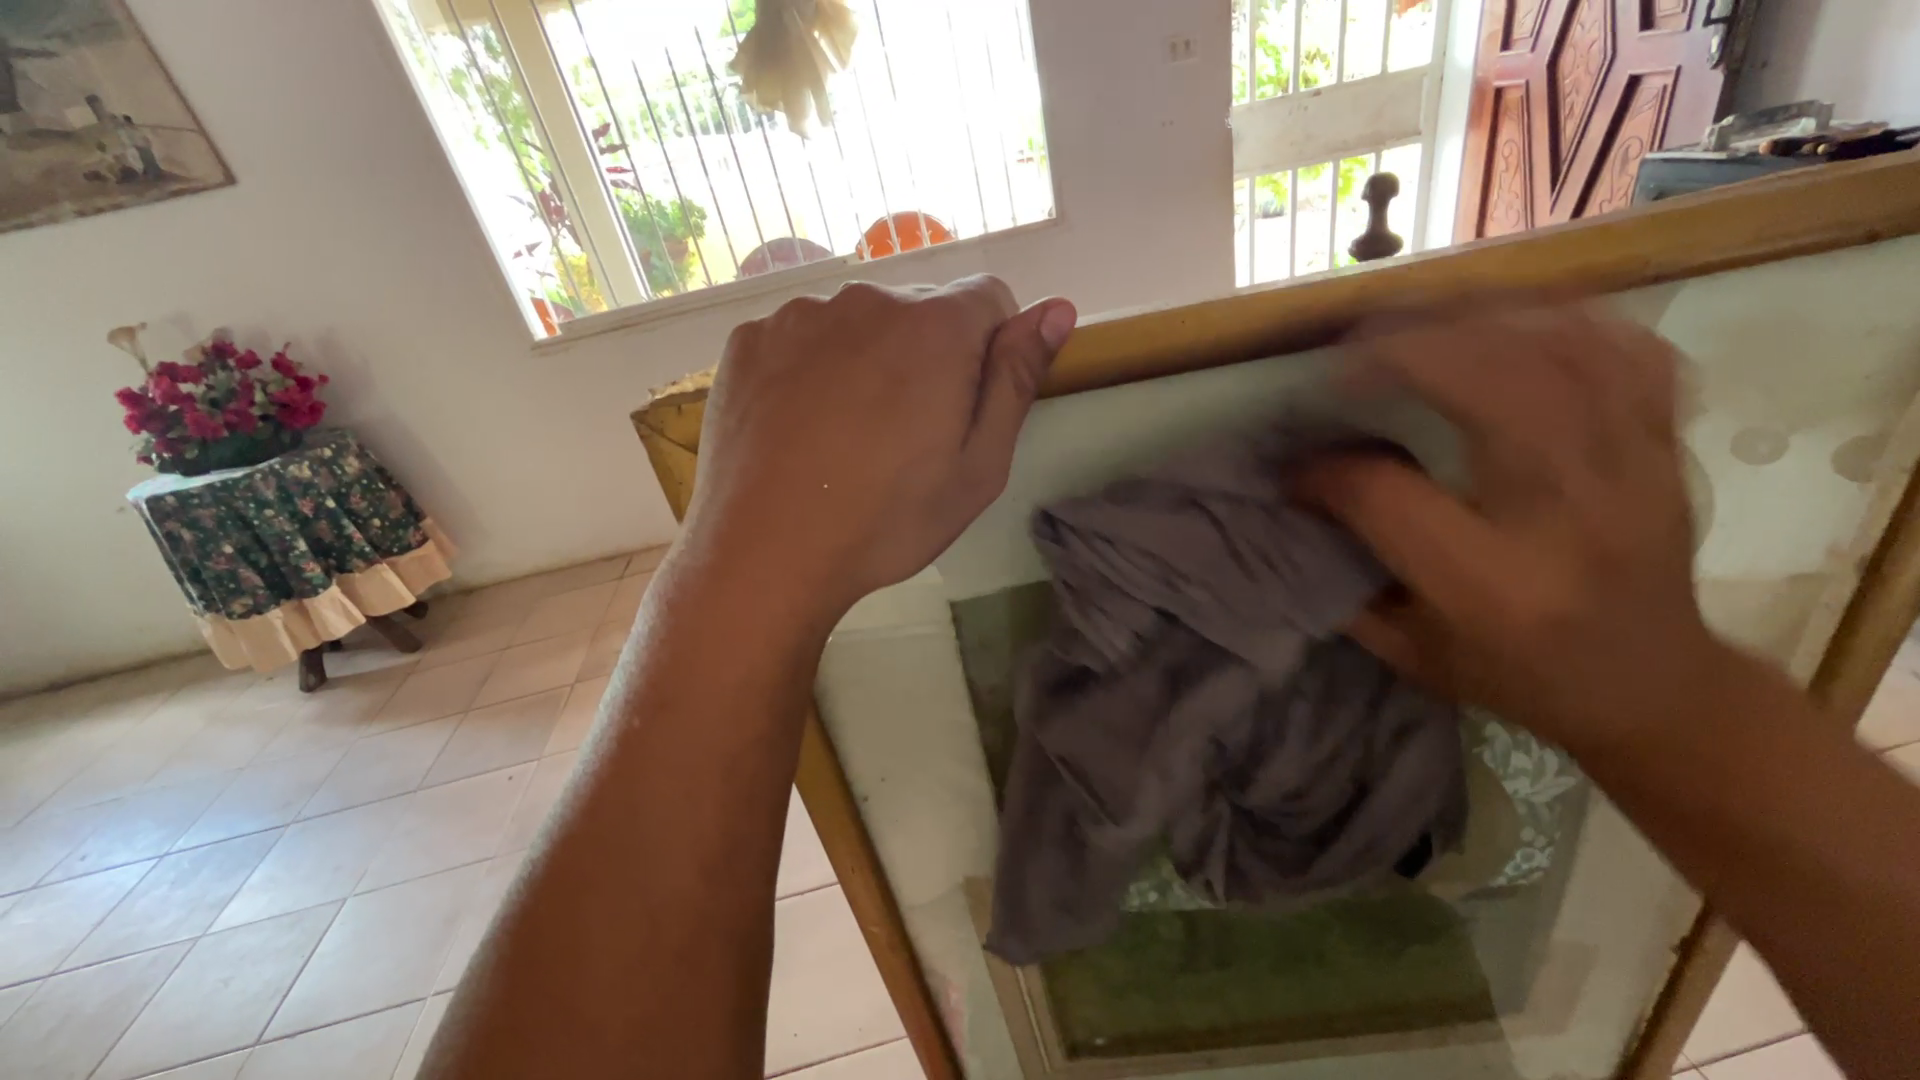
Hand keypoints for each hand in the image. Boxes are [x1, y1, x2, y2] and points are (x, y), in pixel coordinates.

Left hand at [686, 275, 1076, 619]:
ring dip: (867, 358)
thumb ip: (1017, 379)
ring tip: (846, 435)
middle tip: (905, 434)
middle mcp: (866, 300)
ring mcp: (799, 316)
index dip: (990, 348)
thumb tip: (1056, 309)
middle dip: (927, 354)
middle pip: (920, 309)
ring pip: (858, 323)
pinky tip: (800, 428)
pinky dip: (811, 368)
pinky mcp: (749, 341)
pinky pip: (802, 339)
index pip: (988, 298)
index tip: (966, 406)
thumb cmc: (887, 519)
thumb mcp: (978, 467)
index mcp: (935, 326)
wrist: (764, 552)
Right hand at [1297, 304, 1735, 750]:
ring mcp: (1630, 473)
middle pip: (1487, 389)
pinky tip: (1515, 319)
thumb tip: (1303, 495)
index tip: (1293, 469)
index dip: (1323, 470)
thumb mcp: (1410, 651)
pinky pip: (1628, 354)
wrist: (1651, 688)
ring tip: (1415, 321)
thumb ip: (1348, 579)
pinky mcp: (1665, 450)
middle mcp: (1565, 516)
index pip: (1386, 493)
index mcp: (1490, 584)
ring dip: (1475, 321)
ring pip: (1558, 354)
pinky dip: (1567, 322)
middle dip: (1402, 352)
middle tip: (1346, 352)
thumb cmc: (1515, 675)